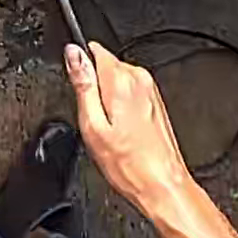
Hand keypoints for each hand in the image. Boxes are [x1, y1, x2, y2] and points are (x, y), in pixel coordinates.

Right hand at [65, 42, 198, 215]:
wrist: (164, 186)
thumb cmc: (130, 164)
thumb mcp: (93, 126)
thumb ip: (82, 84)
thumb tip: (73, 53)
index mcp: (120, 79)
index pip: (93, 50)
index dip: (82, 69)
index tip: (82, 91)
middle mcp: (138, 77)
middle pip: (105, 65)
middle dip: (96, 87)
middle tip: (97, 120)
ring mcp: (149, 88)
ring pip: (117, 79)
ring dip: (110, 97)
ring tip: (112, 130)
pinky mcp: (155, 99)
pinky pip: (130, 91)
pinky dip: (123, 106)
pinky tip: (125, 132)